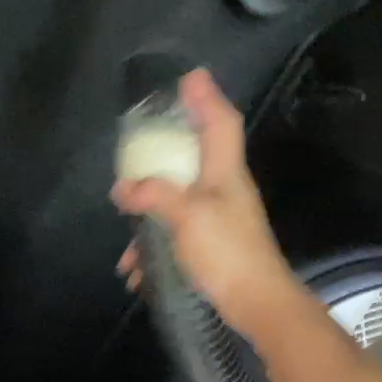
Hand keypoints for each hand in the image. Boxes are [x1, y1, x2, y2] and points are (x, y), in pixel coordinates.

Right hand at [111, 69, 303, 336]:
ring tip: (128, 246)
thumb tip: (123, 188)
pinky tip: (137, 273)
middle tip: (138, 152)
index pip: (220, 122)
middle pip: (196, 157)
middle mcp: (224, 189)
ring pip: (179, 202)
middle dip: (165, 155)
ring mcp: (219, 218)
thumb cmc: (227, 251)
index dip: (206, 97)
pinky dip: (155, 250)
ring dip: (150, 218)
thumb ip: (153, 195)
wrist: (258, 304)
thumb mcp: (186, 216)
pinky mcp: (213, 246)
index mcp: (224, 172)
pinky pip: (176, 236)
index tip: (190, 77)